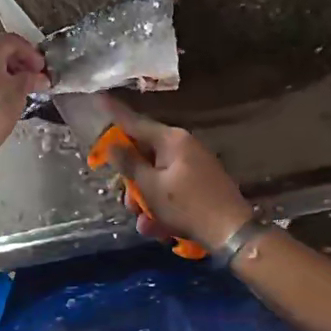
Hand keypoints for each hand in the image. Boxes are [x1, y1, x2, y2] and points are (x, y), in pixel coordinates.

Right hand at [104, 100, 254, 249]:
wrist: (231, 233)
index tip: (98, 97)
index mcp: (171, 140)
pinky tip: (158, 228)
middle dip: (131, 182)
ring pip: (154, 177)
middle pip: (143, 155)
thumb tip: (111, 144)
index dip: (114, 113)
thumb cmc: (186, 206)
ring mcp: (193, 165)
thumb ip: (128, 163)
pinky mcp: (198, 183)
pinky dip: (161, 207)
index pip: (135, 122)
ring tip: (146, 224)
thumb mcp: (150, 186)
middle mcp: (183, 146)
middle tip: (127, 203)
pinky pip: (169, 189)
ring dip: (145, 200)